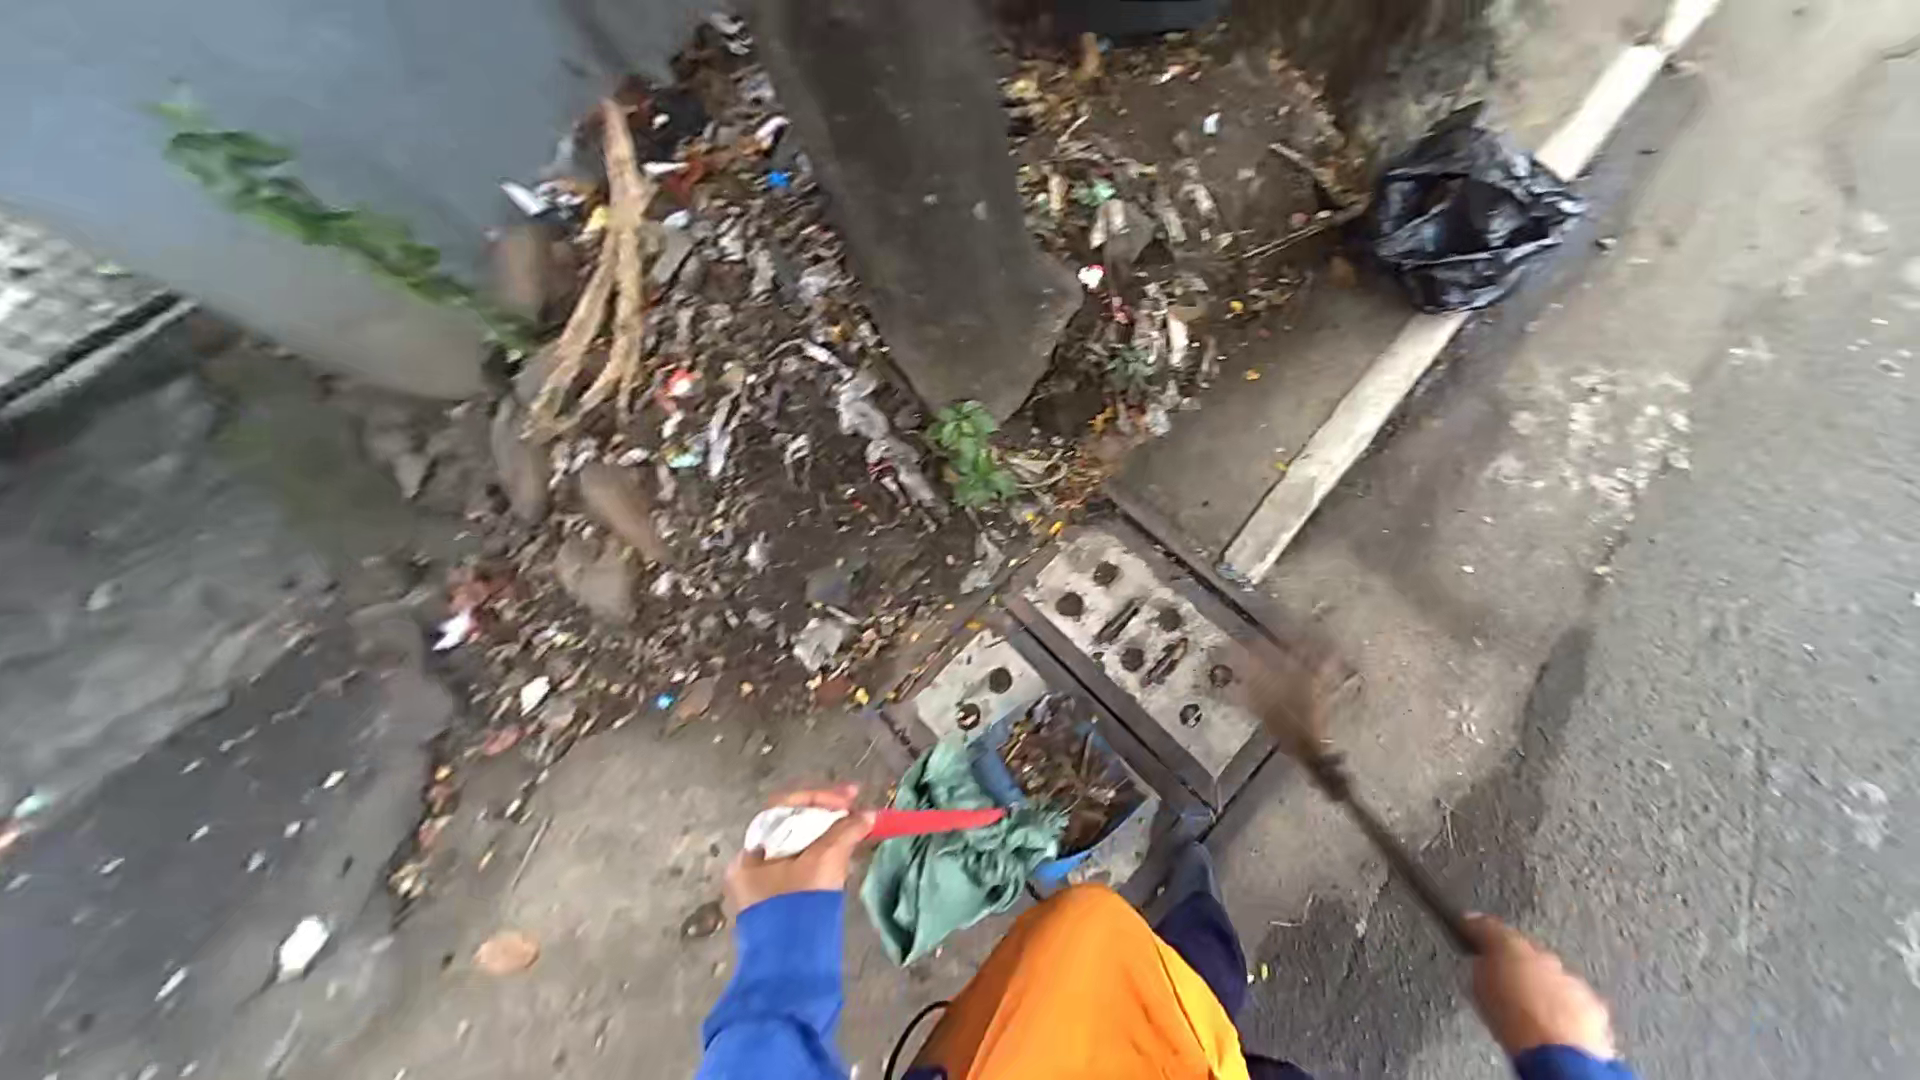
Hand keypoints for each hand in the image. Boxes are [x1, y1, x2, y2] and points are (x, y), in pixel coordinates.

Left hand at [724, 786, 875, 912]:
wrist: (793, 971)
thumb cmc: (802, 906)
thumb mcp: (825, 860)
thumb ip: (846, 830)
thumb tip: (867, 815)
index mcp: (751, 853)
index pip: (785, 807)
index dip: (819, 798)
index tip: (849, 798)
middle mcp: (753, 866)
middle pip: (794, 824)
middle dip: (828, 814)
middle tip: (856, 806)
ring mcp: (768, 885)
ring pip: (803, 844)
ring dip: (831, 833)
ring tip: (858, 825)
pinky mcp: (784, 900)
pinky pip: (806, 864)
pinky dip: (827, 853)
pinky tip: (849, 849)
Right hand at [1464, 915, 1616, 1060]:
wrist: (1556, 1053)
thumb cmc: (1513, 1021)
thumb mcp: (1477, 987)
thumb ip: (1480, 964)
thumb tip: (1481, 961)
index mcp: (1508, 943)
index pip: (1488, 925)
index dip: (1475, 926)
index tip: (1468, 926)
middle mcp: (1541, 954)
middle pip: (1524, 949)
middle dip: (1514, 959)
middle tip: (1502, 975)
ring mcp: (1569, 978)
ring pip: (1551, 973)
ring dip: (1540, 982)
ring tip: (1529, 1003)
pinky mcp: (1593, 1004)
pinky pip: (1574, 996)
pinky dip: (1563, 1002)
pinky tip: (1553, 1017)